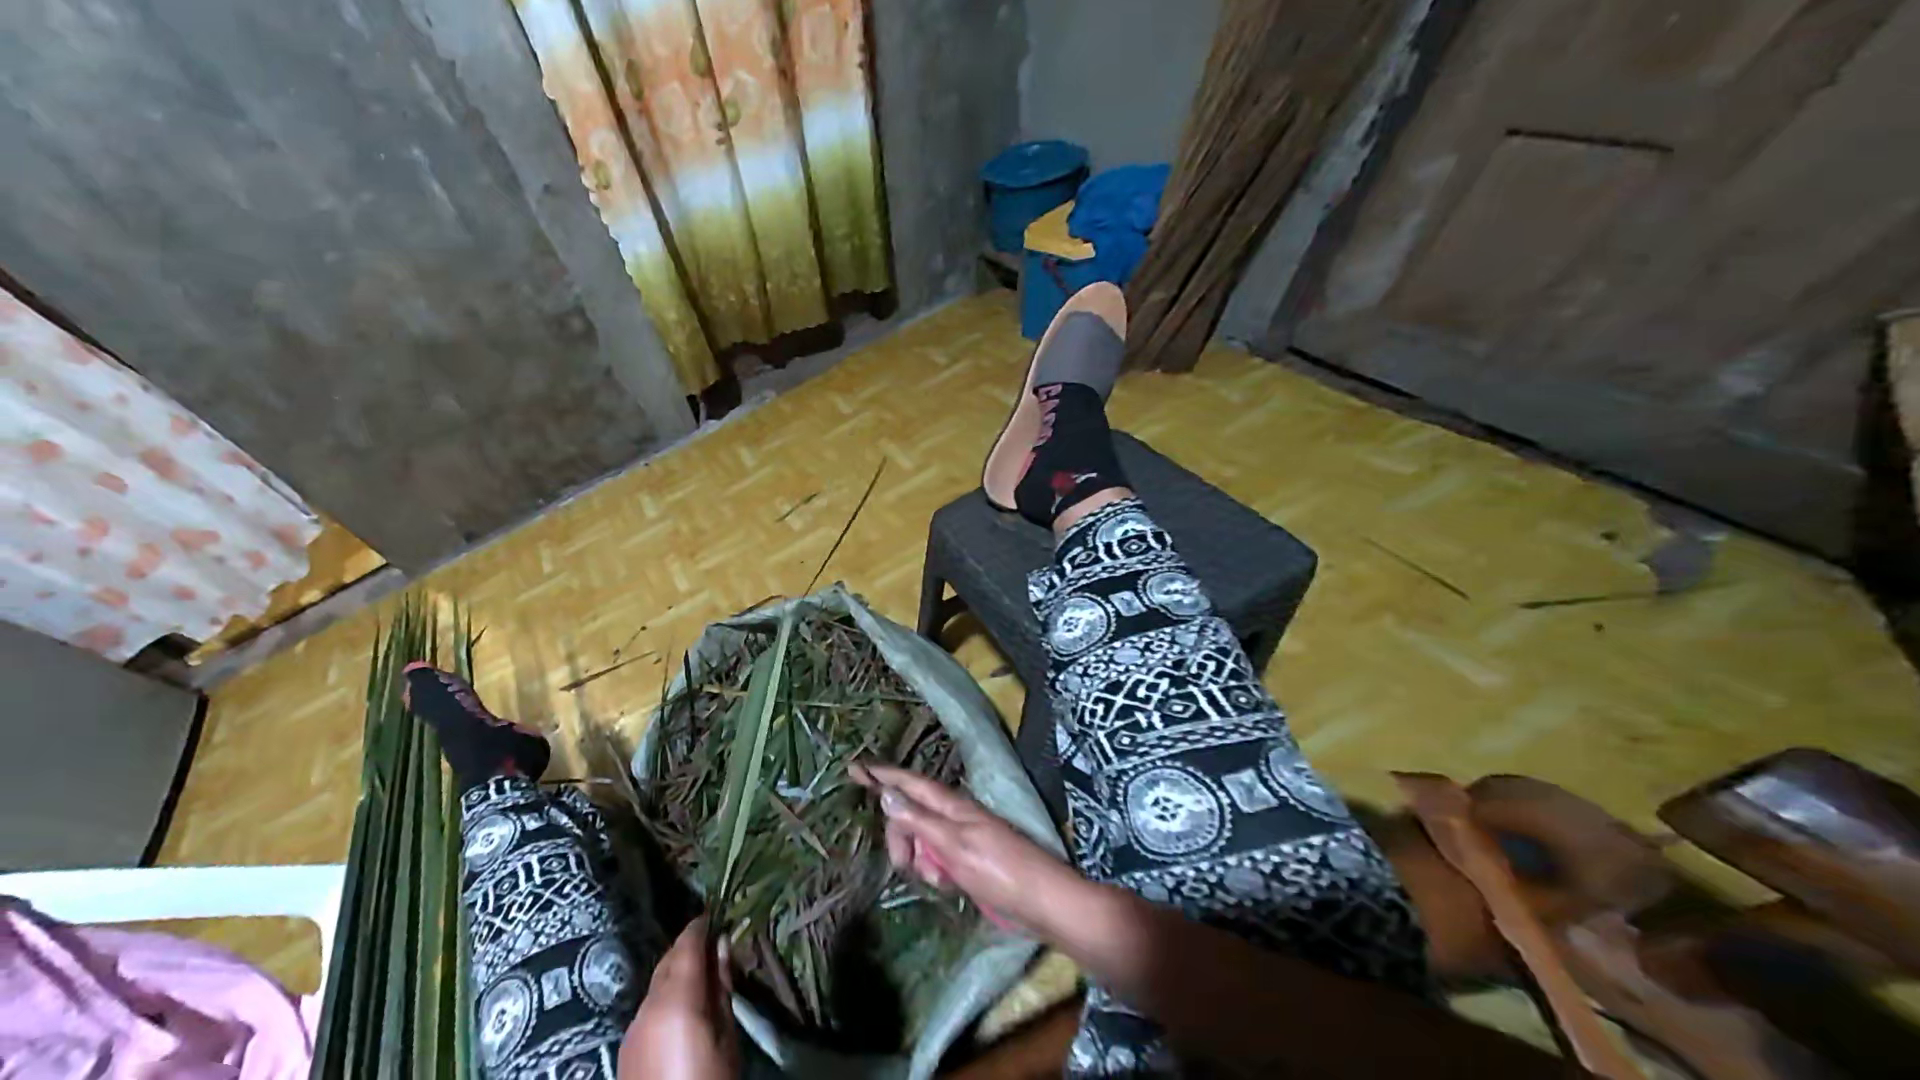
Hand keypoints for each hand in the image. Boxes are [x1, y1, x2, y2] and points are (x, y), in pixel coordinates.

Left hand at [617, 918, 738, 1079]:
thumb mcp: (727, 1039)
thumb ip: (721, 989)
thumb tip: (722, 947)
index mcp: (676, 1001)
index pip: (687, 946)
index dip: (701, 925)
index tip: (718, 911)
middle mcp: (648, 1006)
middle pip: (668, 962)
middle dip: (688, 946)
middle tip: (714, 940)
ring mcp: (632, 1028)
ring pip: (657, 983)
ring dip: (677, 971)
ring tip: (703, 973)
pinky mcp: (627, 1048)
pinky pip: (649, 1006)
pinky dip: (666, 994)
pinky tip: (684, 1006)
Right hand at [849, 761, 1089, 938]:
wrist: (1040, 902)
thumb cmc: (1000, 869)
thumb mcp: (955, 844)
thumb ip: (920, 820)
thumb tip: (887, 793)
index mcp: (952, 805)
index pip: (910, 783)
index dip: (882, 776)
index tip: (854, 769)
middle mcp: (954, 816)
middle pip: (910, 815)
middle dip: (901, 837)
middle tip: (904, 864)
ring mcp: (961, 838)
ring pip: (921, 839)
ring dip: (920, 860)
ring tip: (939, 879)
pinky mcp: (966, 861)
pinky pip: (936, 859)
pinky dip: (934, 871)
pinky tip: (948, 885)